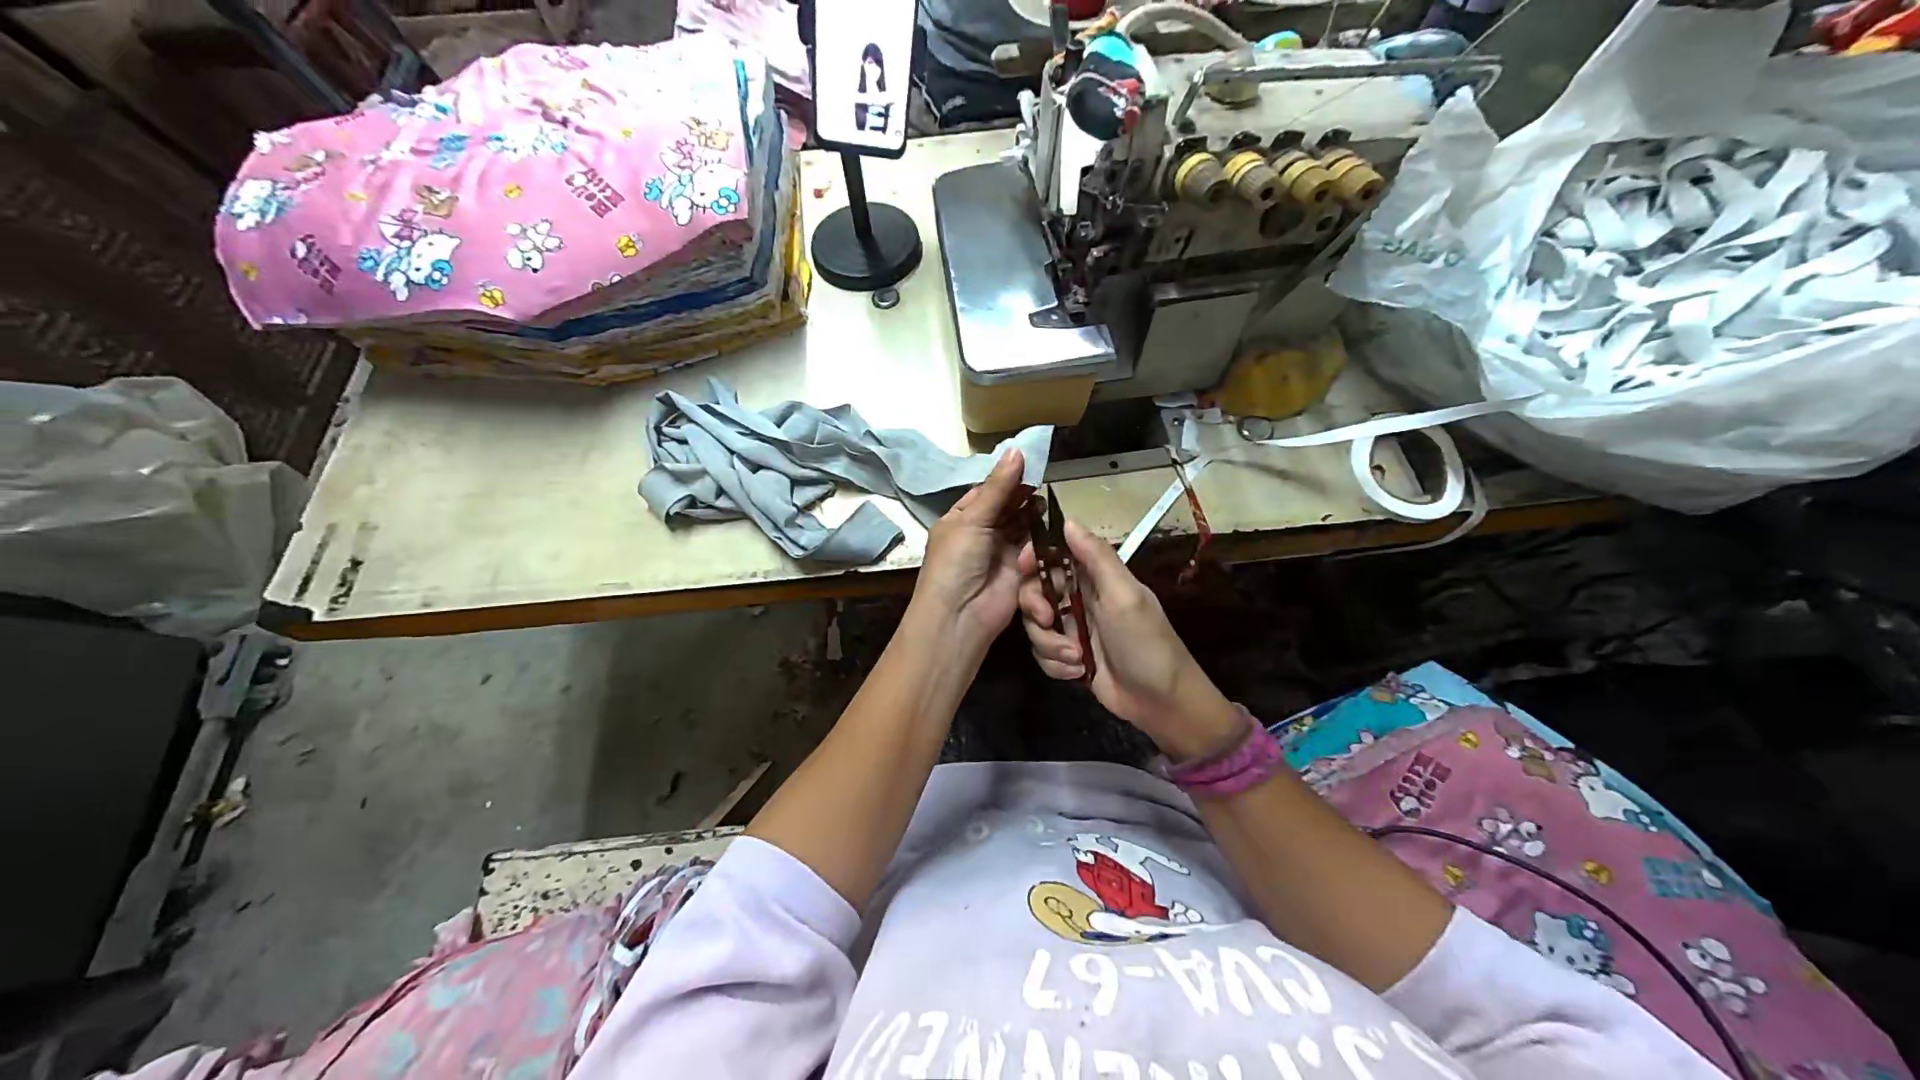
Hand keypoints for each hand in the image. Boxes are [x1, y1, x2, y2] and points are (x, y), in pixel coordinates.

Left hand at [909, 449, 1028, 655]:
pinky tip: (1049, 531)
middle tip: (1042, 485)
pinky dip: (1040, 541)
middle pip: (1008, 508)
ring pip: (1023, 527)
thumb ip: (998, 488)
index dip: (1007, 479)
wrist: (960, 617)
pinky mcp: (1019, 571)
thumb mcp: (973, 520)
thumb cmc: (956, 563)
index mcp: (959, 518)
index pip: (986, 491)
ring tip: (1045, 506)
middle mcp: (980, 533)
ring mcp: (999, 553)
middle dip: (1023, 498)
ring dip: (1033, 518)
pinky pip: (1033, 549)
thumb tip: (1016, 449)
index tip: (1031, 464)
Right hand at [1019, 520, 1241, 759]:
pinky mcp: (1068, 657)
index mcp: (1096, 577)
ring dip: (1050, 644)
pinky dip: (1056, 665)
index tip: (1024, 568)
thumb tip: (1069, 520)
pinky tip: (1077, 672)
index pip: (1054, 555)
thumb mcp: (1124, 595)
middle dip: (1036, 608)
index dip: (1034, 558)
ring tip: (1076, 658)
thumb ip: (1097, 557)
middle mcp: (1080, 599)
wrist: (1160, 702)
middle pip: (1035, 590)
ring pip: (1034, 626)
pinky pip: (1042, 654)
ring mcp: (1073, 629)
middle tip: (1049, 621)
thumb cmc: (1145, 643)